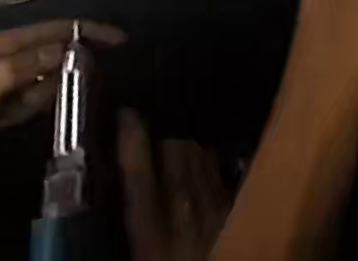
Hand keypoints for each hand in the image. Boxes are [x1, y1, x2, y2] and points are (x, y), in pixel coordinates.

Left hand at [0, 19, 124, 192]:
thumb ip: (16, 70)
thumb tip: (61, 49)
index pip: (53, 29)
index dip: (87, 31)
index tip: (118, 41)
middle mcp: (3, 53)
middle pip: (54, 44)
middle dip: (80, 53)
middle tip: (107, 65)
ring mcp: (2, 75)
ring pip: (47, 68)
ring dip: (61, 77)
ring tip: (74, 86)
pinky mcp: (2, 97)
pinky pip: (35, 89)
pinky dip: (44, 95)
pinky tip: (42, 106)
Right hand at [118, 108, 232, 260]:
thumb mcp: (144, 258)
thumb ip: (135, 229)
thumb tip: (120, 210)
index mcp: (154, 238)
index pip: (137, 176)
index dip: (130, 141)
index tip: (126, 114)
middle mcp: (187, 210)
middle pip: (174, 151)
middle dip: (163, 129)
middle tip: (153, 111)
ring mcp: (218, 204)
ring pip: (200, 152)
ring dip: (187, 137)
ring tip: (176, 121)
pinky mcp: (238, 206)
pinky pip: (221, 166)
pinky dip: (209, 154)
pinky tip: (204, 148)